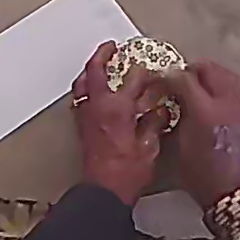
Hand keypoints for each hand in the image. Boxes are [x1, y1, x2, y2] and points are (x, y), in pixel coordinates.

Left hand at [72, 42, 165, 203]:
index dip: (144, 73)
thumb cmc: (126, 173)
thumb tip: (159, 110)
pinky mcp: (82, 126)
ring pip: (83, 83)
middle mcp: (98, 107)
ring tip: (99, 63)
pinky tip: (93, 91)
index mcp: (118, 108)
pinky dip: (85, 88)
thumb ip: (154, 123)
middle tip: (111, 47)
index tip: (154, 72)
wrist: (103, 192)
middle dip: (103, 55)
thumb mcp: (149, 146)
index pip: (132, 79)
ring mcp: (87, 115)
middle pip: (96, 71)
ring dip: (90, 70)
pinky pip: (80, 98)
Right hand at [162, 61, 239, 206]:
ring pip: (226, 74)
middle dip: (190, 72)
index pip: (184, 79)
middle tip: (178, 82)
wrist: (230, 192)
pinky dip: (223, 86)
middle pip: (208, 69)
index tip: (159, 81)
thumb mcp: (175, 145)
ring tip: (196, 86)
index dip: (167, 76)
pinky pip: (237, 88)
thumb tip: (166, 97)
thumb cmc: (198, 174)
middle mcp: (227, 104)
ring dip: (209, 76)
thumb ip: (170, 115)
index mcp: (204, 112)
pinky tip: (214, 98)